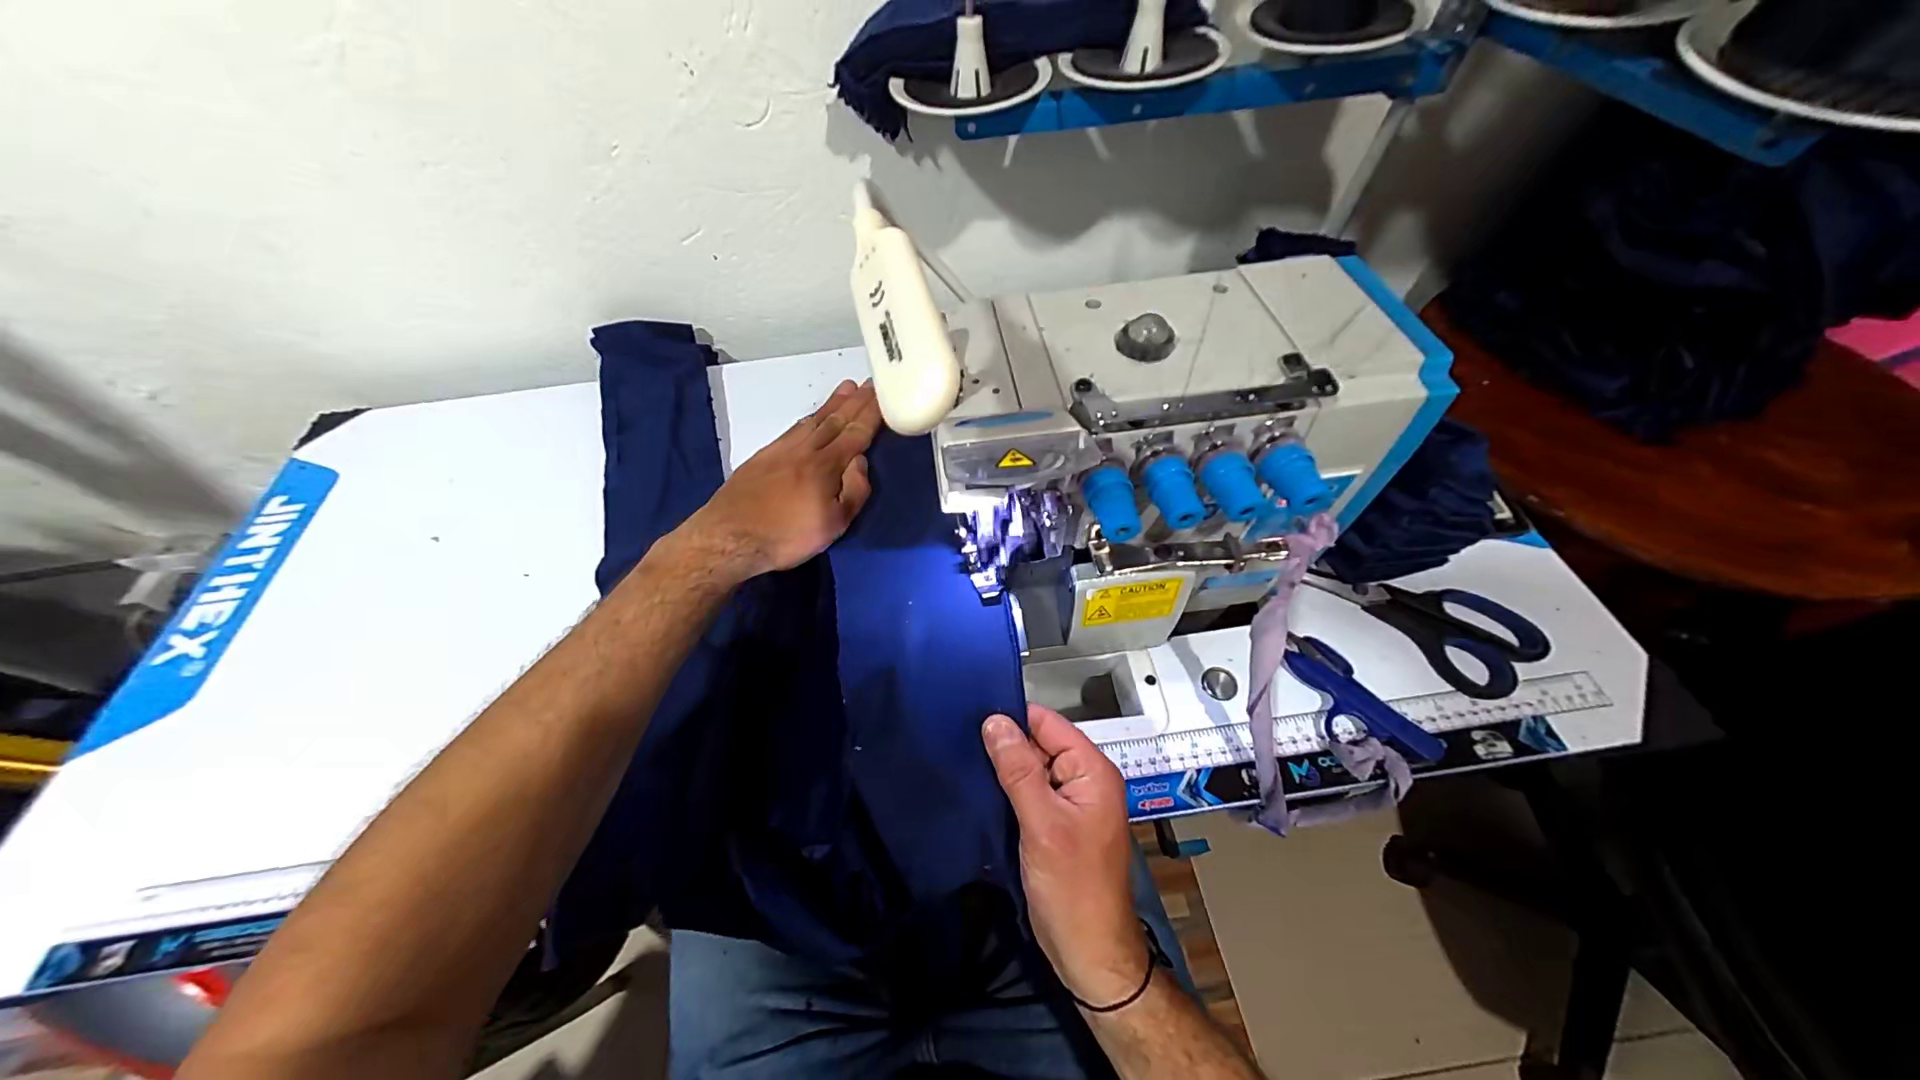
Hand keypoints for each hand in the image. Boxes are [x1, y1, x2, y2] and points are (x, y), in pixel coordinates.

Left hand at [679, 379, 880, 582]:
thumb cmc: (786, 536)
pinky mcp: (763, 456)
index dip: (871, 414)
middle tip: (870, 385)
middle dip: (856, 402)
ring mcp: (781, 450)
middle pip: (835, 420)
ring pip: (813, 420)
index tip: (883, 396)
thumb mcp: (833, 524)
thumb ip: (854, 491)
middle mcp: (805, 450)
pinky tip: (813, 417)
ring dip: (833, 403)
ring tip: (847, 389)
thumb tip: (861, 461)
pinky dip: (809, 418)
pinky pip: (794, 428)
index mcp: (825, 466)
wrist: (729, 537)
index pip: (856, 433)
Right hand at [982, 704, 1145, 1004]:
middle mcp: (1084, 780)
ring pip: (1031, 769)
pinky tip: (981, 790)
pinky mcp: (1055, 824)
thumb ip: (1018, 769)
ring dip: (1004, 768)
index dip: (1013, 717)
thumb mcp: (1042, 823)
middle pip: (1039, 744)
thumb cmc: (1073, 888)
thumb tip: (994, 722)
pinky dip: (1008, 791)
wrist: (1088, 952)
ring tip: (964, 762)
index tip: (971, 715)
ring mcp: (1070, 804)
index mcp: (1092, 771)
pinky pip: (1029, 793)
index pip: (1048, 724)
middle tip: (960, 742)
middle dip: (1005, 743)